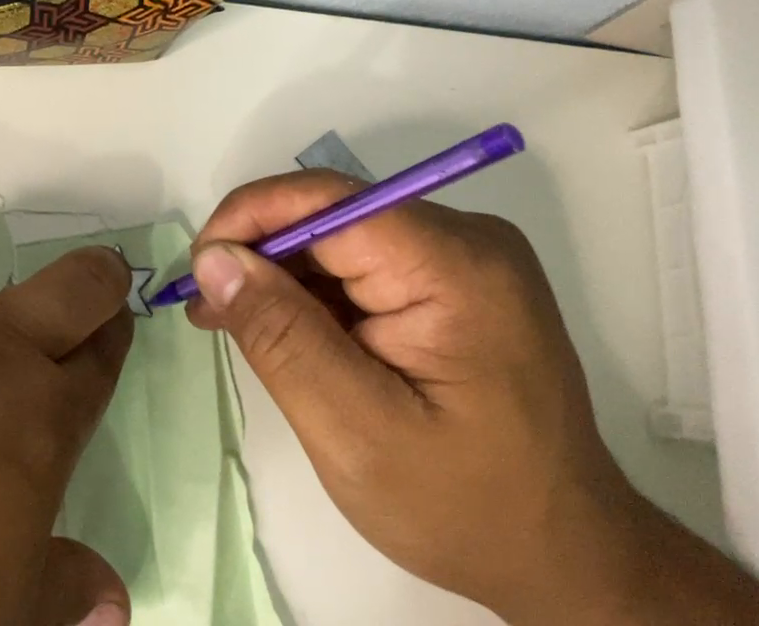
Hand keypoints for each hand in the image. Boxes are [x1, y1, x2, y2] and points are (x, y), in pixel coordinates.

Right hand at [186, 170, 758, 624]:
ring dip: (280, 277)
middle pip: (333, 215)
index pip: (331, 202)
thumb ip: (282, 336)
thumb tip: (213, 258)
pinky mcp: (452, 285)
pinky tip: (279, 331)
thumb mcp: (355, 429)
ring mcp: (462, 262)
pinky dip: (312, 295)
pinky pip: (361, 266)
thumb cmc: (463, 506)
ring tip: (229, 323)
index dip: (251, 218)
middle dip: (259, 253)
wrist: (562, 557)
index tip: (195, 270)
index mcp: (455, 268)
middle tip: (203, 307)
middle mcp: (465, 242)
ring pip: (339, 240)